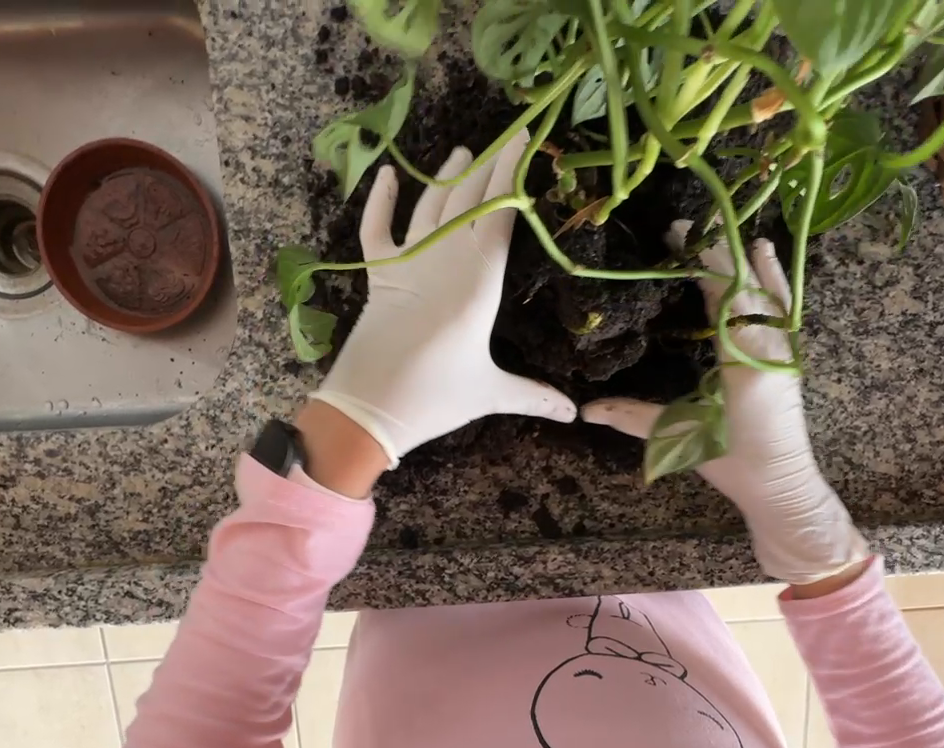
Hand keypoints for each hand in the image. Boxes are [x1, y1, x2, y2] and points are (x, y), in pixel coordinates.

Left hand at [308, 134, 576, 468]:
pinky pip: (377, 228)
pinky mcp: (378, 273)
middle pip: (469, 201)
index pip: (501, 213)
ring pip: (432, 207)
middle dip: (489, 166)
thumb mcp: (489, 392)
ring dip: (448, 178)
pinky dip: (382, 201)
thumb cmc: (435, 395)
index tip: (525, 140)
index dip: (513, 174)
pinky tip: (391, 175)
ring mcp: (408, 262)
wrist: (370, 404)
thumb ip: (532, 395)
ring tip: (463, 153)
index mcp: (480, 279)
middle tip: (504, 137)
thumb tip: (572, 413)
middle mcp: (445, 258)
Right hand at [582, 222, 869, 584]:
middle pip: (745, 285)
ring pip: (771, 293)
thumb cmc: (733, 462)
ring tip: (740, 233)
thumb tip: (587, 410)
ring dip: (752, 262)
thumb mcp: (681, 438)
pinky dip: (774, 283)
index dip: (699, 261)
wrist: (783, 485)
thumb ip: (635, 419)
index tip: (675, 235)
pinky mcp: (788, 360)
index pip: (721, 293)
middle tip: (686, 228)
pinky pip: (783, 309)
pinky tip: (769, 268)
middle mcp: (768, 346)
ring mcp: (784, 351)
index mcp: (741, 359)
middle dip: (717, 252)